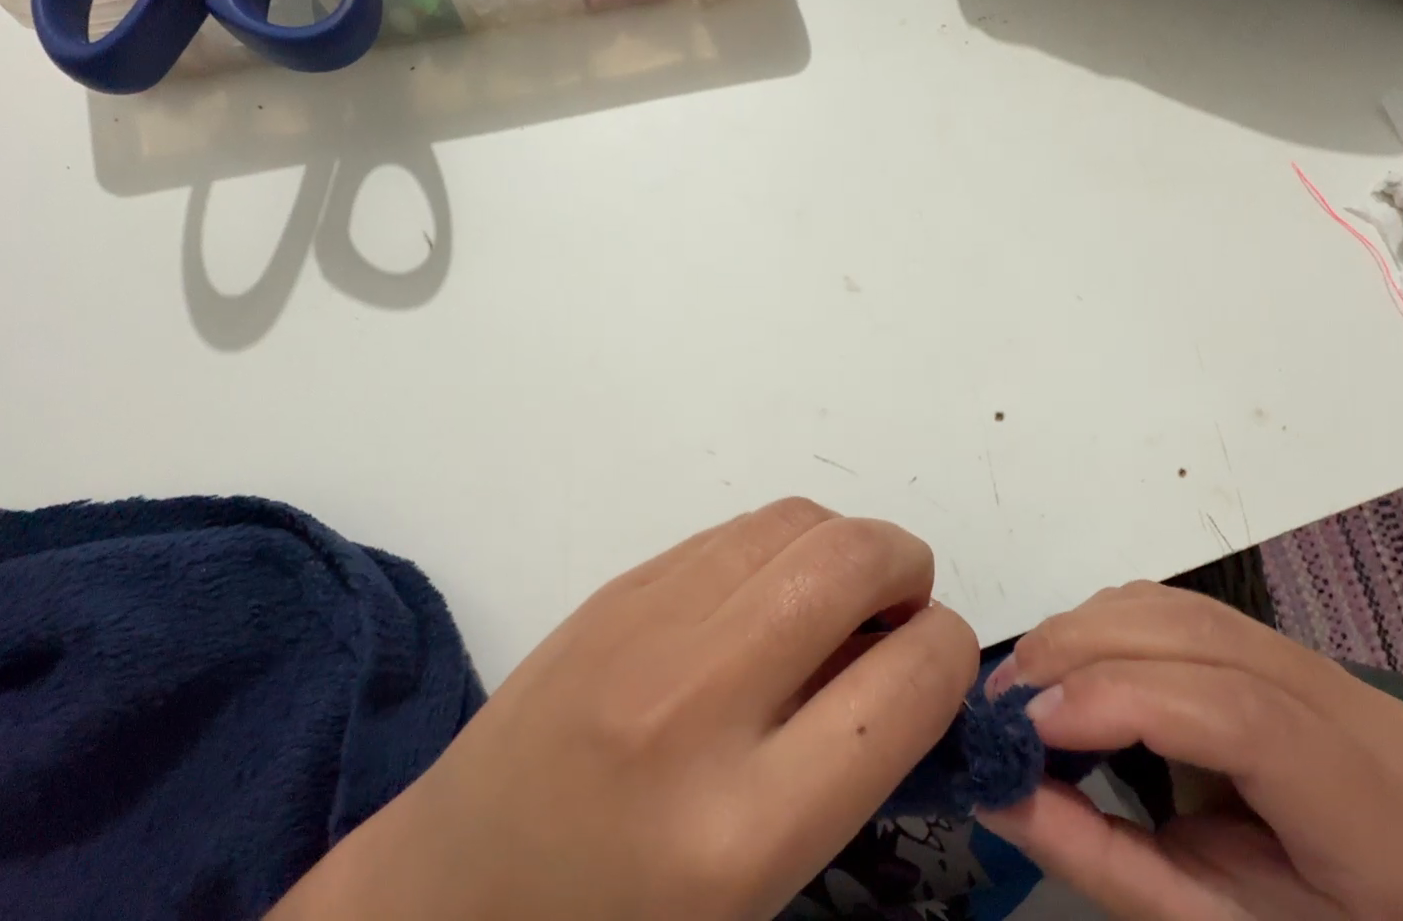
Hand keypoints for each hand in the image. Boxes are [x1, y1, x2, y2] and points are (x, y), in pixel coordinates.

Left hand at [268, 499, 978, 920]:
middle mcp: (694, 702)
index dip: (949, 657)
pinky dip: (780, 548)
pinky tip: (763, 599)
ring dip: (844, 549)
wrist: (453, 892)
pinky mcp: (611, 589)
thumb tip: (907, 660)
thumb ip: (850, 766)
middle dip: (908, 572)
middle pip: (854, 561)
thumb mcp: (761, 880)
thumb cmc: (623, 917)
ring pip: (795, 522)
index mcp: (747, 822)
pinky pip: (733, 529)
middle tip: (893, 619)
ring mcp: (641, 627)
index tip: (932, 668)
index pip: (911, 680)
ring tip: (831, 604)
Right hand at [974, 583, 1402, 920]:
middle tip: (1003, 695)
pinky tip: (1080, 668)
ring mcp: (1350, 682)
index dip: (1122, 701)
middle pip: (1211, 641)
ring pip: (1195, 612)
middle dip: (1085, 650)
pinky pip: (1196, 614)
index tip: (1027, 723)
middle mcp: (1382, 727)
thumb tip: (992, 785)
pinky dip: (1119, 627)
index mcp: (1391, 831)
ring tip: (1029, 683)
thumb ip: (1095, 857)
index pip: (1246, 720)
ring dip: (1092, 630)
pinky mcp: (1307, 662)